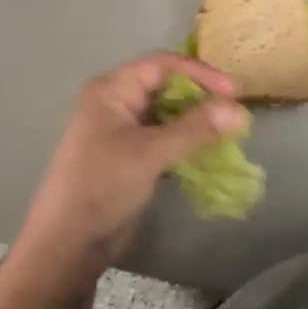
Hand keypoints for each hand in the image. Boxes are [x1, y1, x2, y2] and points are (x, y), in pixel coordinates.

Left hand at [18, 52, 248, 271]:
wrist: (68, 243)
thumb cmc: (102, 186)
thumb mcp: (149, 153)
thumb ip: (194, 129)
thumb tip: (239, 111)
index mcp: (111, 90)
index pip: (162, 65)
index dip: (199, 74)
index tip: (233, 92)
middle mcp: (116, 102)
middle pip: (166, 86)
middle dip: (200, 97)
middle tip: (235, 113)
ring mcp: (122, 130)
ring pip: (167, 114)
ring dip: (196, 121)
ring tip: (229, 133)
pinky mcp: (131, 156)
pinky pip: (165, 138)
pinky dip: (186, 141)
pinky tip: (210, 151)